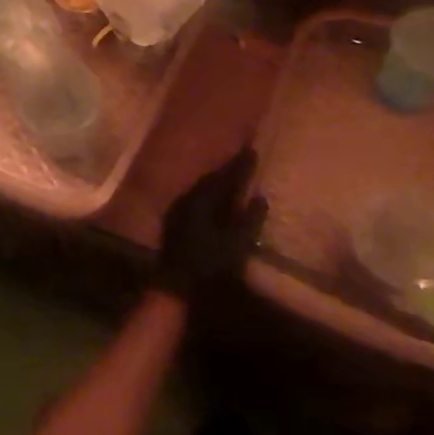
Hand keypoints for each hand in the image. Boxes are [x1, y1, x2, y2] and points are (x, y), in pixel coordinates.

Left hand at [157, 146, 267, 301]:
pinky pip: (193, 198)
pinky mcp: (173, 220)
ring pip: (200, 188)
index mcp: (202, 200)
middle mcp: (187, 199)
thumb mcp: (237, 243)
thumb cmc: (210, 263)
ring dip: (216, 181)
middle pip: (210, 179)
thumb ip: (250, 219)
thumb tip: (260, 198)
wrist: (176, 283)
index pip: (224, 177)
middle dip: (227, 169)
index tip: (252, 151)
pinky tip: (214, 198)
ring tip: (232, 175)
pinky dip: (207, 193)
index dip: (239, 165)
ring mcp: (177, 209)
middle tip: (243, 159)